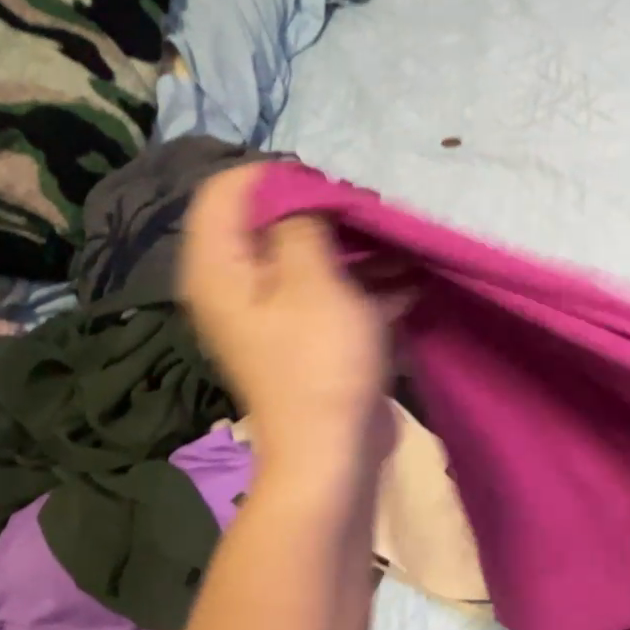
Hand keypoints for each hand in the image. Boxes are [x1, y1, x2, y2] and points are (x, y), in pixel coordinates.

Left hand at [179, 164, 396, 484]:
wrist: (331, 452)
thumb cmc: (321, 363)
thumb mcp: (314, 282)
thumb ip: (302, 224)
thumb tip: (303, 194)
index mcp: (219, 266)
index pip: (230, 189)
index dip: (282, 177)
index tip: (337, 188)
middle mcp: (234, 285)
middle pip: (270, 224)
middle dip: (327, 213)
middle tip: (375, 216)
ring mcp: (270, 315)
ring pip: (307, 261)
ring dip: (354, 251)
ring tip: (403, 245)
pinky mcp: (303, 340)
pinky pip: (327, 297)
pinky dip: (363, 286)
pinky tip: (410, 283)